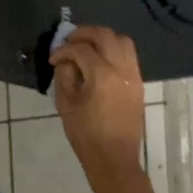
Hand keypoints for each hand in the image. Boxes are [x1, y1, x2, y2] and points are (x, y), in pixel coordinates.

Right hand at [49, 26, 145, 179]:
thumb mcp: (66, 105)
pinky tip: (100, 59)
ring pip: (122, 40)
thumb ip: (64, 75)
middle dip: (85, 33)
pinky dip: (114, 49)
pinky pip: (129, 55)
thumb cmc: (86, 135)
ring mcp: (133, 75)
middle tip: (69, 41)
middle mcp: (122, 69)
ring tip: (87, 46)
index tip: (53, 58)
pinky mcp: (138, 83)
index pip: (81, 49)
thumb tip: (66, 60)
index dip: (64, 50)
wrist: (114, 159)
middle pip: (105, 35)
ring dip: (103, 38)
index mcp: (102, 75)